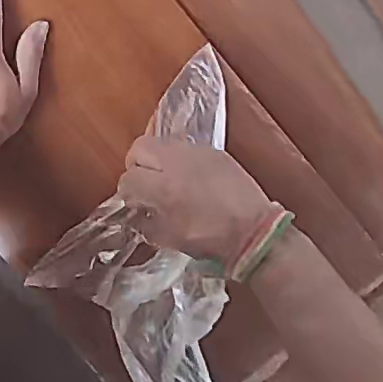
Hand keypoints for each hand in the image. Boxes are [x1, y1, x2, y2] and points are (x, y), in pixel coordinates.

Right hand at [118, 137, 273, 262]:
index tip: (135, 204)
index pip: (128, 179)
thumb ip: (144, 221)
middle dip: (137, 166)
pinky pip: (185, 148)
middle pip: (139, 148)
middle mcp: (177, 162)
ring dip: (157, 160)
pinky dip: (179, 161)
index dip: (127, 194)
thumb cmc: (208, 239)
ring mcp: (197, 152)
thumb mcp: (166, 237)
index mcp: (163, 188)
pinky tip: (189, 179)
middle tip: (145, 184)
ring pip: (162, 143)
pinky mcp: (214, 151)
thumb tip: (135, 211)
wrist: (255, 231)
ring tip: (166, 179)